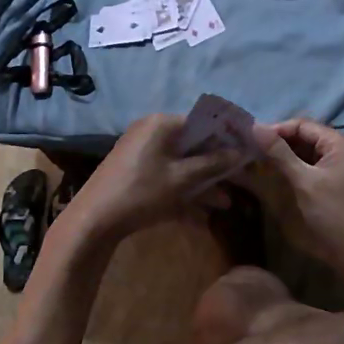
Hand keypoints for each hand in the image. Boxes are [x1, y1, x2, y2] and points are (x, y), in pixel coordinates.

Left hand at [65, 114, 240, 241]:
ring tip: (226, 203)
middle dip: (218, 165)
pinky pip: (169, 177)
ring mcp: (143, 153)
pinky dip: (185, 192)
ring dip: (204, 183)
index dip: (228, 137)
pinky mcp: (137, 173)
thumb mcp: (182, 179)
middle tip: (241, 180)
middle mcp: (152, 132)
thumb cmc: (141, 192)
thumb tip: (241, 152)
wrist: (94, 221)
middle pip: (194, 145)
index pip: (204, 122)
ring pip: (183, 164)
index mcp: (162, 125)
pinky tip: (202, 215)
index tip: (248, 152)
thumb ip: (214, 163)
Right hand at [257, 120, 343, 263]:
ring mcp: (337, 168)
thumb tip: (255, 126)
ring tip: (254, 161)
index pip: (301, 125)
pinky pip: (308, 169)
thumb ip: (280, 153)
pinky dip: (291, 170)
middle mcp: (340, 150)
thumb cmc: (334, 214)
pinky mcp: (332, 184)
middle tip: (248, 150)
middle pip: (303, 137)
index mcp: (338, 143)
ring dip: (282, 157)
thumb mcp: (304, 181)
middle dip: (277, 143)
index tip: (249, 140)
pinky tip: (272, 175)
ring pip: (304, 154)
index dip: (275, 130)